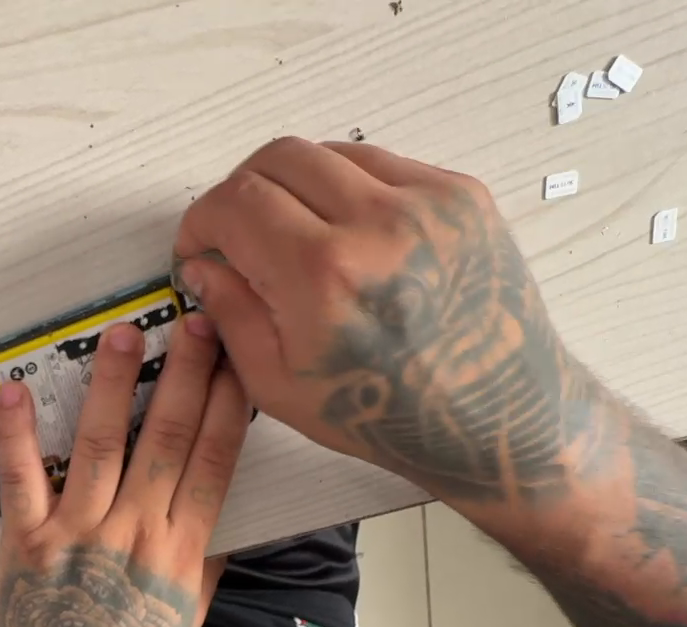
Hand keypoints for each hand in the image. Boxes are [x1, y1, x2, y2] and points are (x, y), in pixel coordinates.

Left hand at [0, 312, 251, 626]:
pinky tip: (15, 391)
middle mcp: (133, 534)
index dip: (230, 407)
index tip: (242, 360)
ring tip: (124, 337)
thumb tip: (220, 514)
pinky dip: (17, 434)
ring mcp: (78, 533)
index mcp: (179, 553)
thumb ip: (203, 563)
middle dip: (187, 377)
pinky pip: (22, 478)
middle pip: (168, 443)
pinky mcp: (27, 538)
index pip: (215, 465)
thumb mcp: (185, 620)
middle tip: (199, 322)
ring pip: (101, 447)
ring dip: (114, 388)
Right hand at [174, 137, 607, 505]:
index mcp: (320, 275)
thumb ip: (230, 314)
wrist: (489, 414)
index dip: (199, 221)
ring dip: (287, 187)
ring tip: (285, 237)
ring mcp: (425, 199)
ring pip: (326, 153)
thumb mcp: (275, 384)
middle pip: (275, 159)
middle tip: (231, 236)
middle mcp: (374, 221)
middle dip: (236, 194)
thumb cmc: (379, 413)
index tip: (196, 248)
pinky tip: (336, 235)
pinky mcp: (459, 194)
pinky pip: (376, 164)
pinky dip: (338, 189)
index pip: (235, 203)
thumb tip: (201, 266)